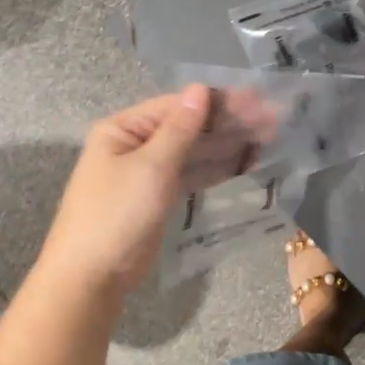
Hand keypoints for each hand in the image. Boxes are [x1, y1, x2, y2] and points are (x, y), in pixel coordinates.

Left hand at [36, 85, 270, 296]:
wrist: (91, 276)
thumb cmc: (117, 214)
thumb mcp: (151, 166)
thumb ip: (180, 128)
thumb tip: (200, 88)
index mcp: (124, 128)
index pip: (179, 105)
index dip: (220, 101)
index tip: (259, 100)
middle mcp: (135, 144)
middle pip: (190, 126)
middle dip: (230, 122)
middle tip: (273, 119)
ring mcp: (148, 172)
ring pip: (195, 151)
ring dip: (229, 144)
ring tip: (269, 137)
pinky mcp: (159, 197)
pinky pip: (192, 174)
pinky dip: (217, 168)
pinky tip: (246, 162)